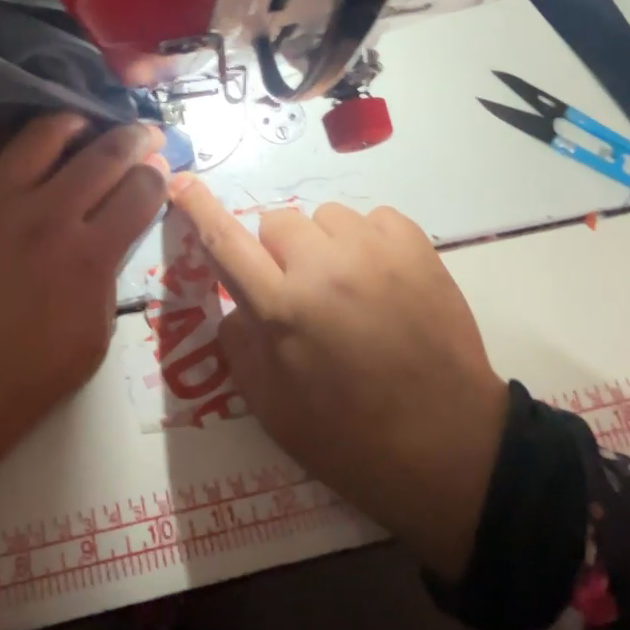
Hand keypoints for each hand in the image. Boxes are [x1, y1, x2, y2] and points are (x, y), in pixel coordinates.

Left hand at [0, 113, 169, 478]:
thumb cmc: (17, 386)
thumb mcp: (90, 343)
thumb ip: (106, 282)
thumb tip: (109, 239)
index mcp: (87, 257)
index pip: (140, 192)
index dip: (158, 176)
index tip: (159, 172)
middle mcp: (44, 217)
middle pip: (103, 154)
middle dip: (133, 137)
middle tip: (142, 133)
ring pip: (38, 136)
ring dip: (69, 124)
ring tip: (78, 127)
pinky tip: (2, 148)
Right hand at [169, 175, 508, 579]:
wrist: (447, 447)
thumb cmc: (349, 439)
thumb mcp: (271, 408)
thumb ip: (240, 345)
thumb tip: (237, 303)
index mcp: (281, 310)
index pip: (225, 243)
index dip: (199, 209)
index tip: (182, 182)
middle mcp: (324, 268)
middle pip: (277, 222)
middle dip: (277, 253)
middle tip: (299, 295)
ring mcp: (375, 252)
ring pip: (326, 217)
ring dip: (324, 246)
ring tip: (347, 290)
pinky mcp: (418, 248)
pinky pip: (375, 218)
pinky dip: (369, 242)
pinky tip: (381, 280)